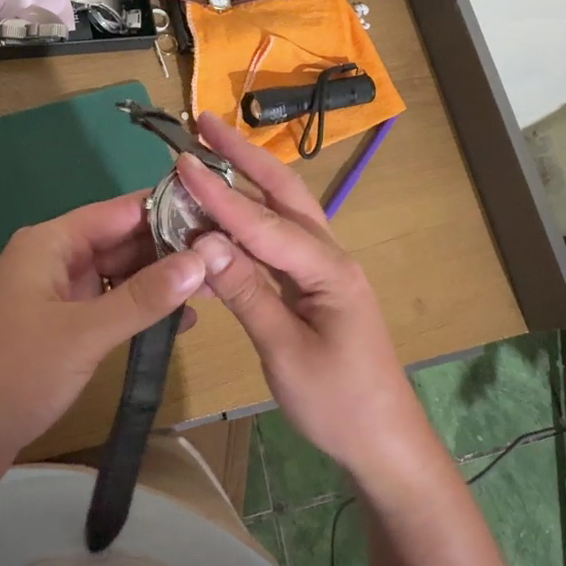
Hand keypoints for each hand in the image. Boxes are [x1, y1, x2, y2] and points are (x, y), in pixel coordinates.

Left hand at [0, 192, 206, 477]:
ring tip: (216, 289)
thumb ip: (144, 297)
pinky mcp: (55, 333)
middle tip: (229, 258)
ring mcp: (53, 298)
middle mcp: (52, 261)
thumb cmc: (10, 374)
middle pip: (120, 242)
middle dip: (170, 250)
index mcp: (50, 243)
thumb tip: (203, 258)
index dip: (169, 210)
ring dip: (157, 284)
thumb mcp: (83, 334)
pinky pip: (105, 310)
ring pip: (115, 278)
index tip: (222, 216)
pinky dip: (137, 313)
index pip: (120, 211)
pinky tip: (178, 324)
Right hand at [177, 114, 437, 483]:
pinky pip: (278, 242)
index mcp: (328, 269)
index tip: (181, 161)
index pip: (263, 224)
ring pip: (282, 212)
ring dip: (248, 179)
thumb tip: (203, 242)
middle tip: (205, 124)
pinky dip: (249, 221)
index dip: (220, 194)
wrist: (384, 442)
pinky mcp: (314, 285)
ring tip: (211, 153)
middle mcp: (329, 256)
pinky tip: (223, 216)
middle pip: (284, 193)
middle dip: (245, 156)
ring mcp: (323, 269)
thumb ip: (247, 293)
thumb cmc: (339, 403)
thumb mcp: (287, 352)